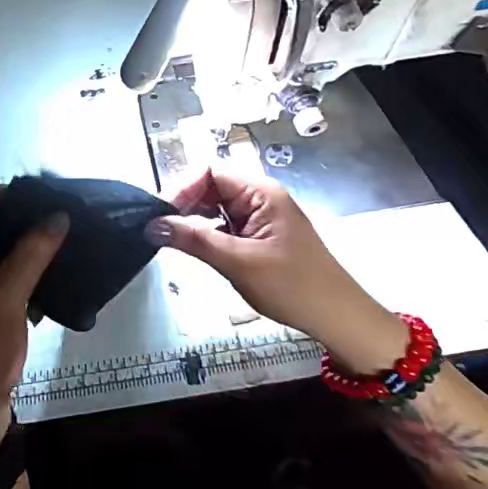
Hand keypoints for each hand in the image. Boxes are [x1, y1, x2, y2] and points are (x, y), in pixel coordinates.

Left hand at [0, 180, 68, 471]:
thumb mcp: (3, 299)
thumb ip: (31, 253)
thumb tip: (59, 215)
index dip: (2, 192)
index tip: (40, 203)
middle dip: (26, 218)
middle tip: (63, 220)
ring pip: (6, 248)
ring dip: (34, 246)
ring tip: (68, 244)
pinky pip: (15, 273)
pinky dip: (36, 271)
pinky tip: (61, 276)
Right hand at [147, 168, 408, 374]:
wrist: (334, 315)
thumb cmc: (292, 286)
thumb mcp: (238, 262)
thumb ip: (194, 240)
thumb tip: (152, 224)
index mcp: (261, 192)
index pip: (209, 174)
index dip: (182, 190)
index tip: (159, 216)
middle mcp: (261, 198)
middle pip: (211, 189)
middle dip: (184, 207)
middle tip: (158, 231)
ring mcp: (262, 218)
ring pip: (216, 210)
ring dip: (195, 223)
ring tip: (170, 241)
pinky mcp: (261, 238)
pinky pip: (227, 228)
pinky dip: (209, 237)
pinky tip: (196, 250)